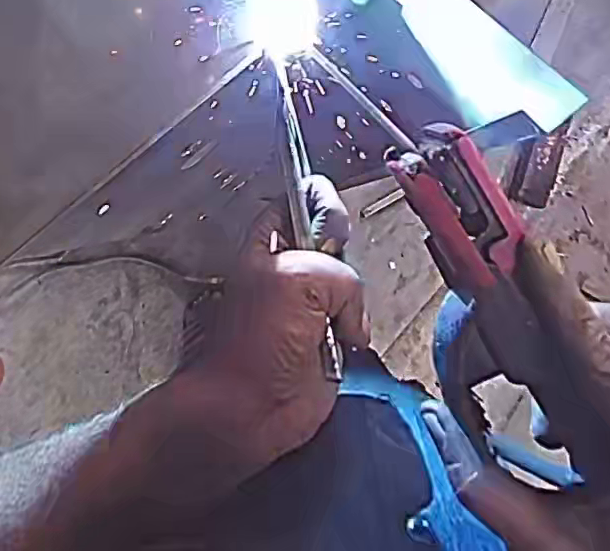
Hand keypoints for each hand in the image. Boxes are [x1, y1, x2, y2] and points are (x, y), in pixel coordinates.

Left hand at [160, 198, 368, 488]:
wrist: (250, 409)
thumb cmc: (254, 342)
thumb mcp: (300, 280)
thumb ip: (337, 270)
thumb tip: (351, 310)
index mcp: (271, 241)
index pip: (303, 199)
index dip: (322, 201)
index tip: (331, 224)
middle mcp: (291, 267)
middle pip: (336, 240)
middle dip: (344, 257)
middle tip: (330, 279)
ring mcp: (310, 303)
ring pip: (351, 282)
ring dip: (353, 301)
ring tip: (335, 322)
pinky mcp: (327, 337)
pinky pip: (358, 320)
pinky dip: (359, 330)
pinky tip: (344, 341)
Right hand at [424, 241, 609, 550]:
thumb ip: (492, 492)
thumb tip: (440, 426)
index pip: (600, 352)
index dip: (557, 296)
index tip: (525, 249)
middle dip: (558, 327)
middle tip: (515, 349)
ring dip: (577, 358)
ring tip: (550, 417)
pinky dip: (599, 381)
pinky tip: (575, 432)